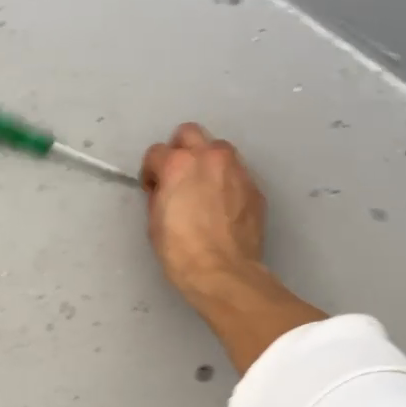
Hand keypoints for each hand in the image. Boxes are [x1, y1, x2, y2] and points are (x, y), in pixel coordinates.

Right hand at [140, 122, 267, 298]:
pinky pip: (236, 174)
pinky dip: (226, 182)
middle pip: (189, 133)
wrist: (223, 272)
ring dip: (207, 163)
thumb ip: (160, 195)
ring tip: (204, 190)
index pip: (156, 152)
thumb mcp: (155, 223)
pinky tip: (223, 206)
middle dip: (179, 151)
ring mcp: (236, 168)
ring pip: (218, 150)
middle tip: (178, 177)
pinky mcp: (254, 186)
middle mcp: (209, 156)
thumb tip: (165, 189)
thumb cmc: (181, 252)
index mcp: (178, 164)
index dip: (151, 172)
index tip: (153, 189)